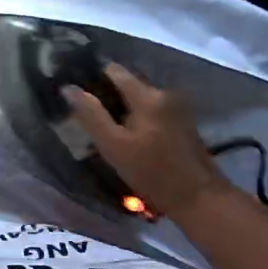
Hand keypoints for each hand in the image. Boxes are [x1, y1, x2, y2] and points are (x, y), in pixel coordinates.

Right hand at [63, 63, 230, 216]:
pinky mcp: (182, 122)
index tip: (74, 87)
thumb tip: (69, 88)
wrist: (198, 197)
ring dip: (120, 108)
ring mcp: (177, 108)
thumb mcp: (113, 145)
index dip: (92, 76)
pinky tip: (123, 134)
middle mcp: (165, 94)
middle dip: (105, 95)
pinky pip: (150, 111)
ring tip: (100, 124)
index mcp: (148, 96)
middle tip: (83, 112)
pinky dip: (135, 117)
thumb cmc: (151, 171)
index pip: (115, 71)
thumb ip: (91, 115)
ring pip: (138, 99)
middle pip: (127, 85)